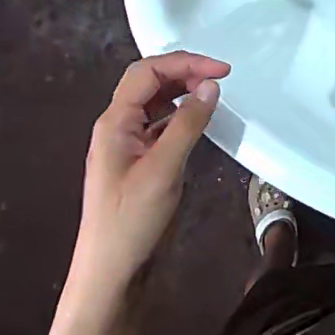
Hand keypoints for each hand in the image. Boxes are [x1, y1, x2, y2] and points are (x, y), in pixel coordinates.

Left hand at [71, 50, 229, 294]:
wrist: (112, 271)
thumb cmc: (131, 220)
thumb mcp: (163, 169)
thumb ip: (187, 124)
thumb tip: (210, 86)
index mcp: (115, 123)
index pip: (147, 73)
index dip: (185, 63)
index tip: (223, 70)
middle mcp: (119, 128)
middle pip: (150, 83)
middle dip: (184, 72)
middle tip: (221, 78)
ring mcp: (130, 145)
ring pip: (157, 104)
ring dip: (184, 92)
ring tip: (214, 92)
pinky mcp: (142, 163)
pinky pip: (163, 126)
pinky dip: (184, 116)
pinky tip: (201, 121)